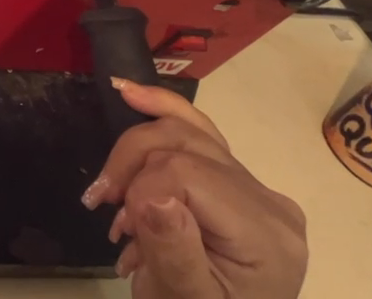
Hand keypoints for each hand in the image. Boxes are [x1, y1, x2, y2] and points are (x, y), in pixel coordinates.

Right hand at [82, 79, 306, 298]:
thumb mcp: (184, 298)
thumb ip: (174, 250)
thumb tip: (153, 195)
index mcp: (266, 233)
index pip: (188, 174)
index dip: (141, 188)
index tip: (119, 226)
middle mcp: (269, 201)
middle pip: (184, 145)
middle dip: (131, 164)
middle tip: (101, 201)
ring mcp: (255, 188)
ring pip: (184, 130)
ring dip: (134, 149)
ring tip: (108, 183)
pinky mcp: (236, 182)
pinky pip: (197, 131)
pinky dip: (160, 108)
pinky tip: (128, 93)